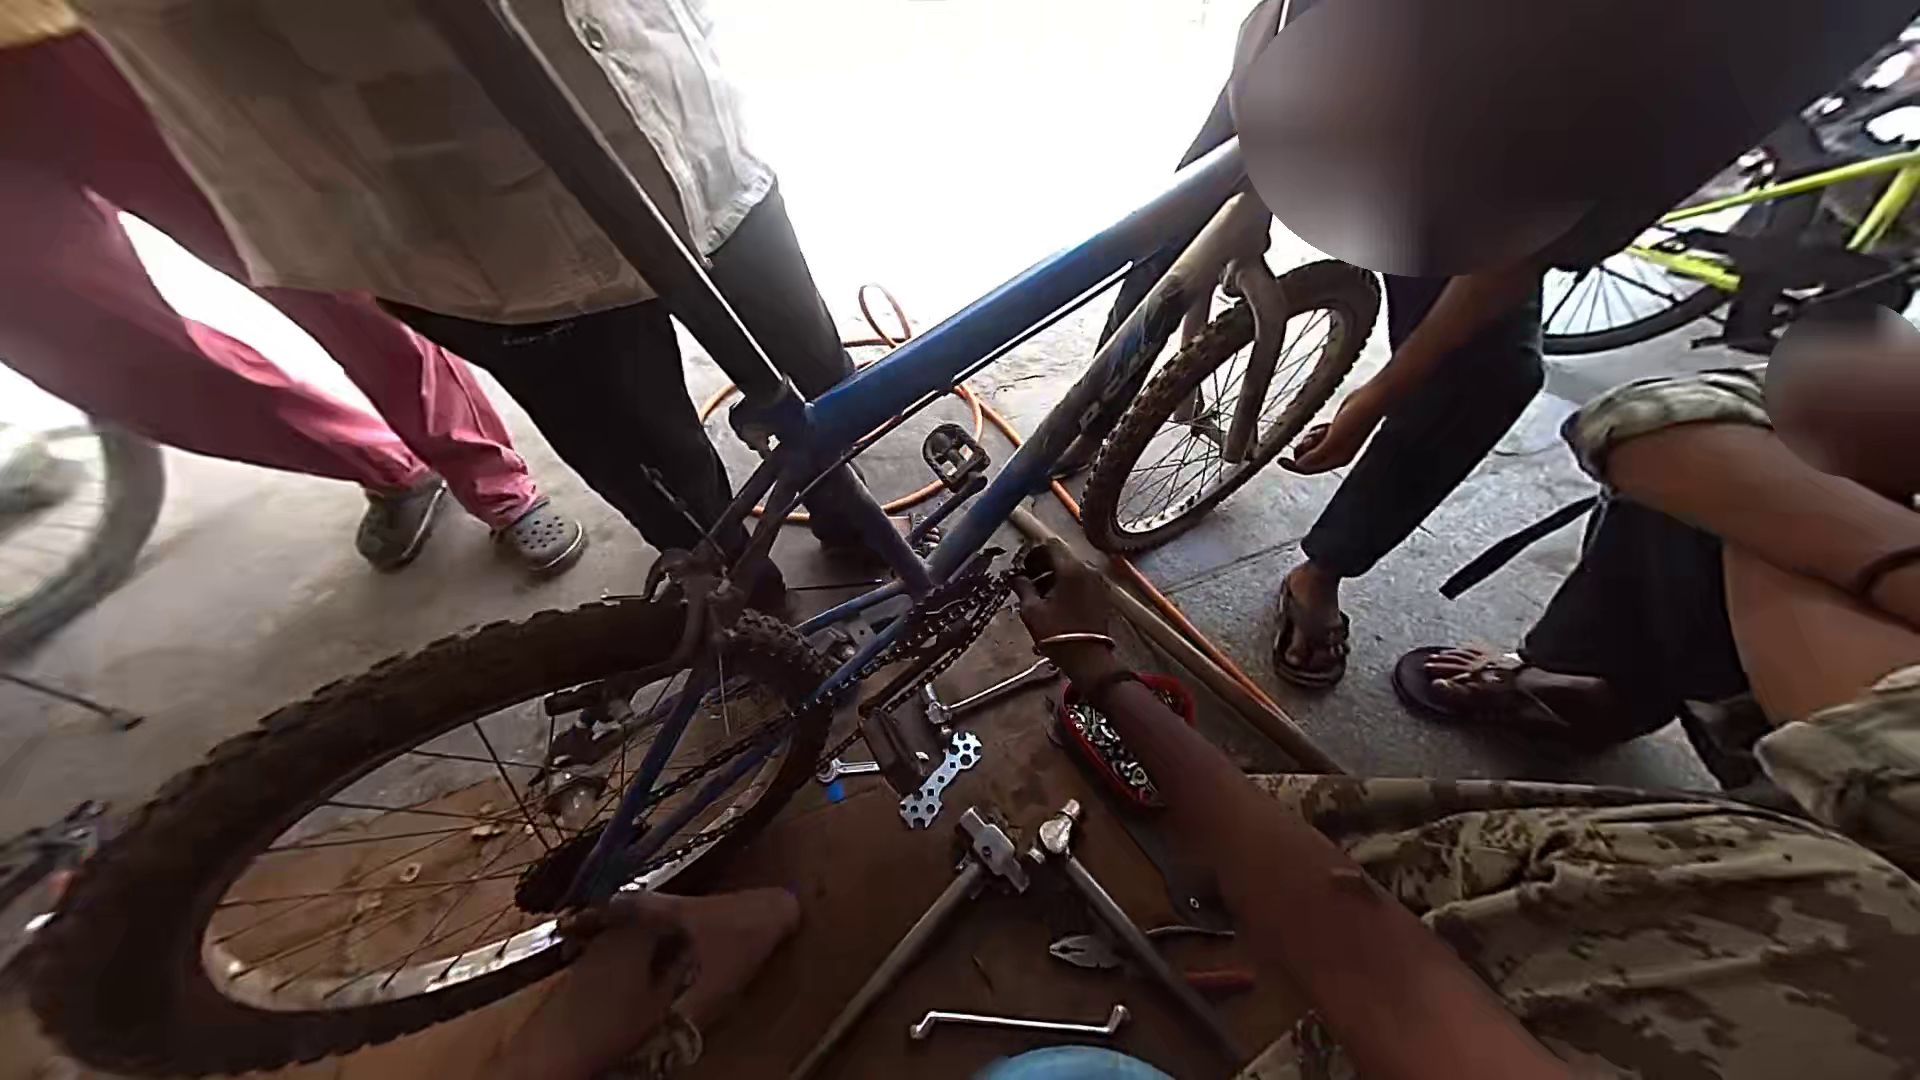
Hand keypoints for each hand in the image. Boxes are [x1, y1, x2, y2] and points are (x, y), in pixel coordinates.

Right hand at [1010, 538, 1120, 679]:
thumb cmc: (1057, 633)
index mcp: (1070, 569)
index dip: (1033, 554)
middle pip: (1062, 558)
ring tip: (1039, 596)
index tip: (1023, 569)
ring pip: (1072, 570)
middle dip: (1042, 567)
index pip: (1050, 546)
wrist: (1088, 658)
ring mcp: (1098, 583)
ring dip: (1054, 577)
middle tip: (1027, 582)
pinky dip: (1067, 586)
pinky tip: (1055, 603)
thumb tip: (1016, 578)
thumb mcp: (1032, 610)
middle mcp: (1088, 570)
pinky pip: (1081, 582)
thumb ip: (1022, 588)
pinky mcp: (1102, 596)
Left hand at [1282, 382, 1386, 473]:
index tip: (1280, 460)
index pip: (1309, 469)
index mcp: (1338, 459)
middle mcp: (1337, 453)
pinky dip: (1315, 432)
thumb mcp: (1334, 438)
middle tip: (1310, 437)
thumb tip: (1301, 465)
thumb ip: (1317, 454)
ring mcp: (1337, 442)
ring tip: (1321, 429)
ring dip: (1310, 439)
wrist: (1372, 398)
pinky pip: (1317, 436)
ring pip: (1311, 447)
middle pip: (1308, 459)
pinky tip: (1325, 425)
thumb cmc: (1357, 417)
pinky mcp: (1336, 431)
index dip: (1293, 466)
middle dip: (1304, 449)